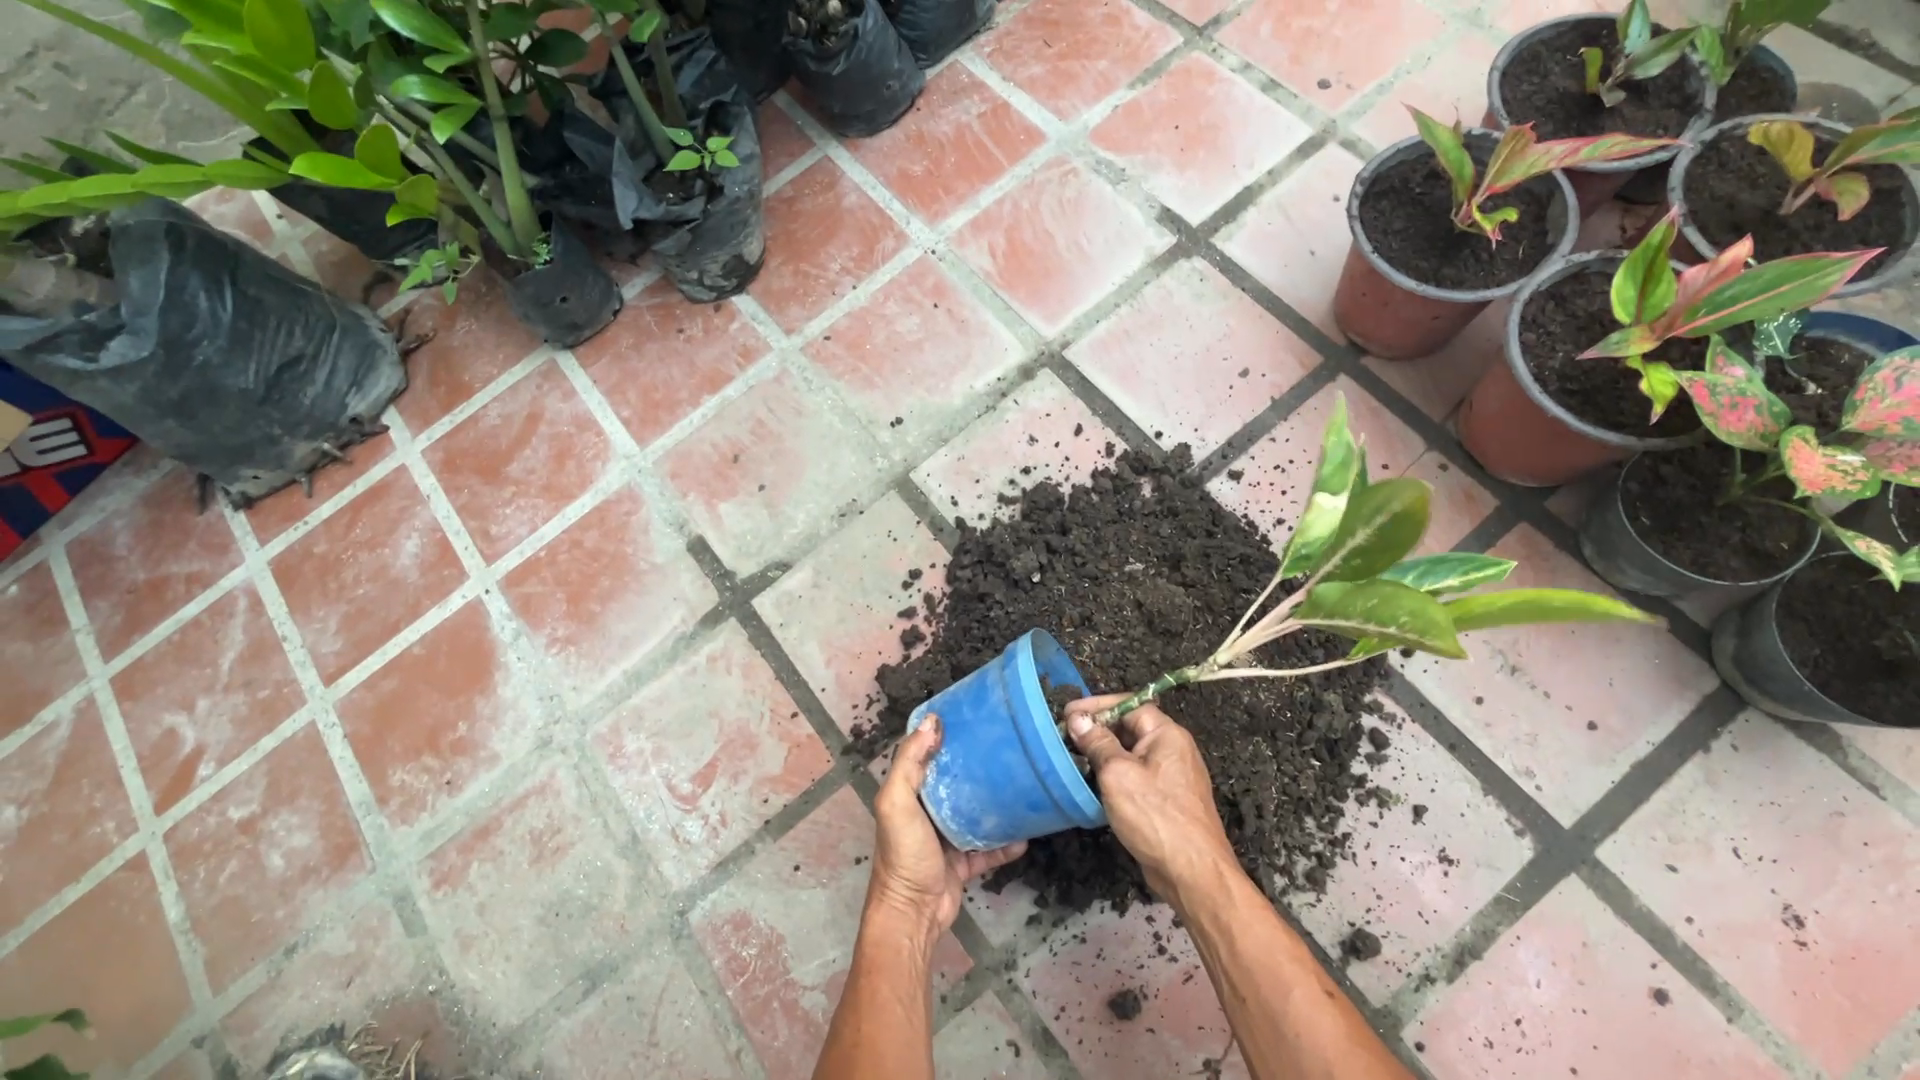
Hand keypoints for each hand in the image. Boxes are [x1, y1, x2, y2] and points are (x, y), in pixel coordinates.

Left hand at [867, 714, 1027, 949]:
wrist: (913, 913)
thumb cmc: (904, 854)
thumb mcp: (897, 803)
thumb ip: (909, 763)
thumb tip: (932, 722)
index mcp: (909, 794)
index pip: (928, 756)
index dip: (947, 737)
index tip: (976, 719)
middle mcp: (926, 812)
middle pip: (956, 783)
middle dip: (978, 768)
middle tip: (1009, 750)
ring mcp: (946, 839)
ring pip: (976, 814)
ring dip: (996, 805)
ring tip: (1024, 786)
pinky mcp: (963, 863)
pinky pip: (989, 848)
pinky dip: (1006, 843)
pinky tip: (1027, 833)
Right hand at [1065, 695, 1236, 905]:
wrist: (1192, 871)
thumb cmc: (1155, 816)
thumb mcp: (1118, 774)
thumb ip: (1097, 743)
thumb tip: (1078, 719)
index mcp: (1167, 734)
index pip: (1129, 705)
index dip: (1097, 705)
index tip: (1067, 713)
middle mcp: (1173, 749)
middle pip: (1130, 727)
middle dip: (1098, 729)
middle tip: (1065, 736)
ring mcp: (1171, 776)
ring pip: (1131, 754)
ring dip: (1103, 754)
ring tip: (1073, 758)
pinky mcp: (1166, 800)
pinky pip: (1136, 776)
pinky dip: (1114, 775)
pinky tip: (1093, 785)